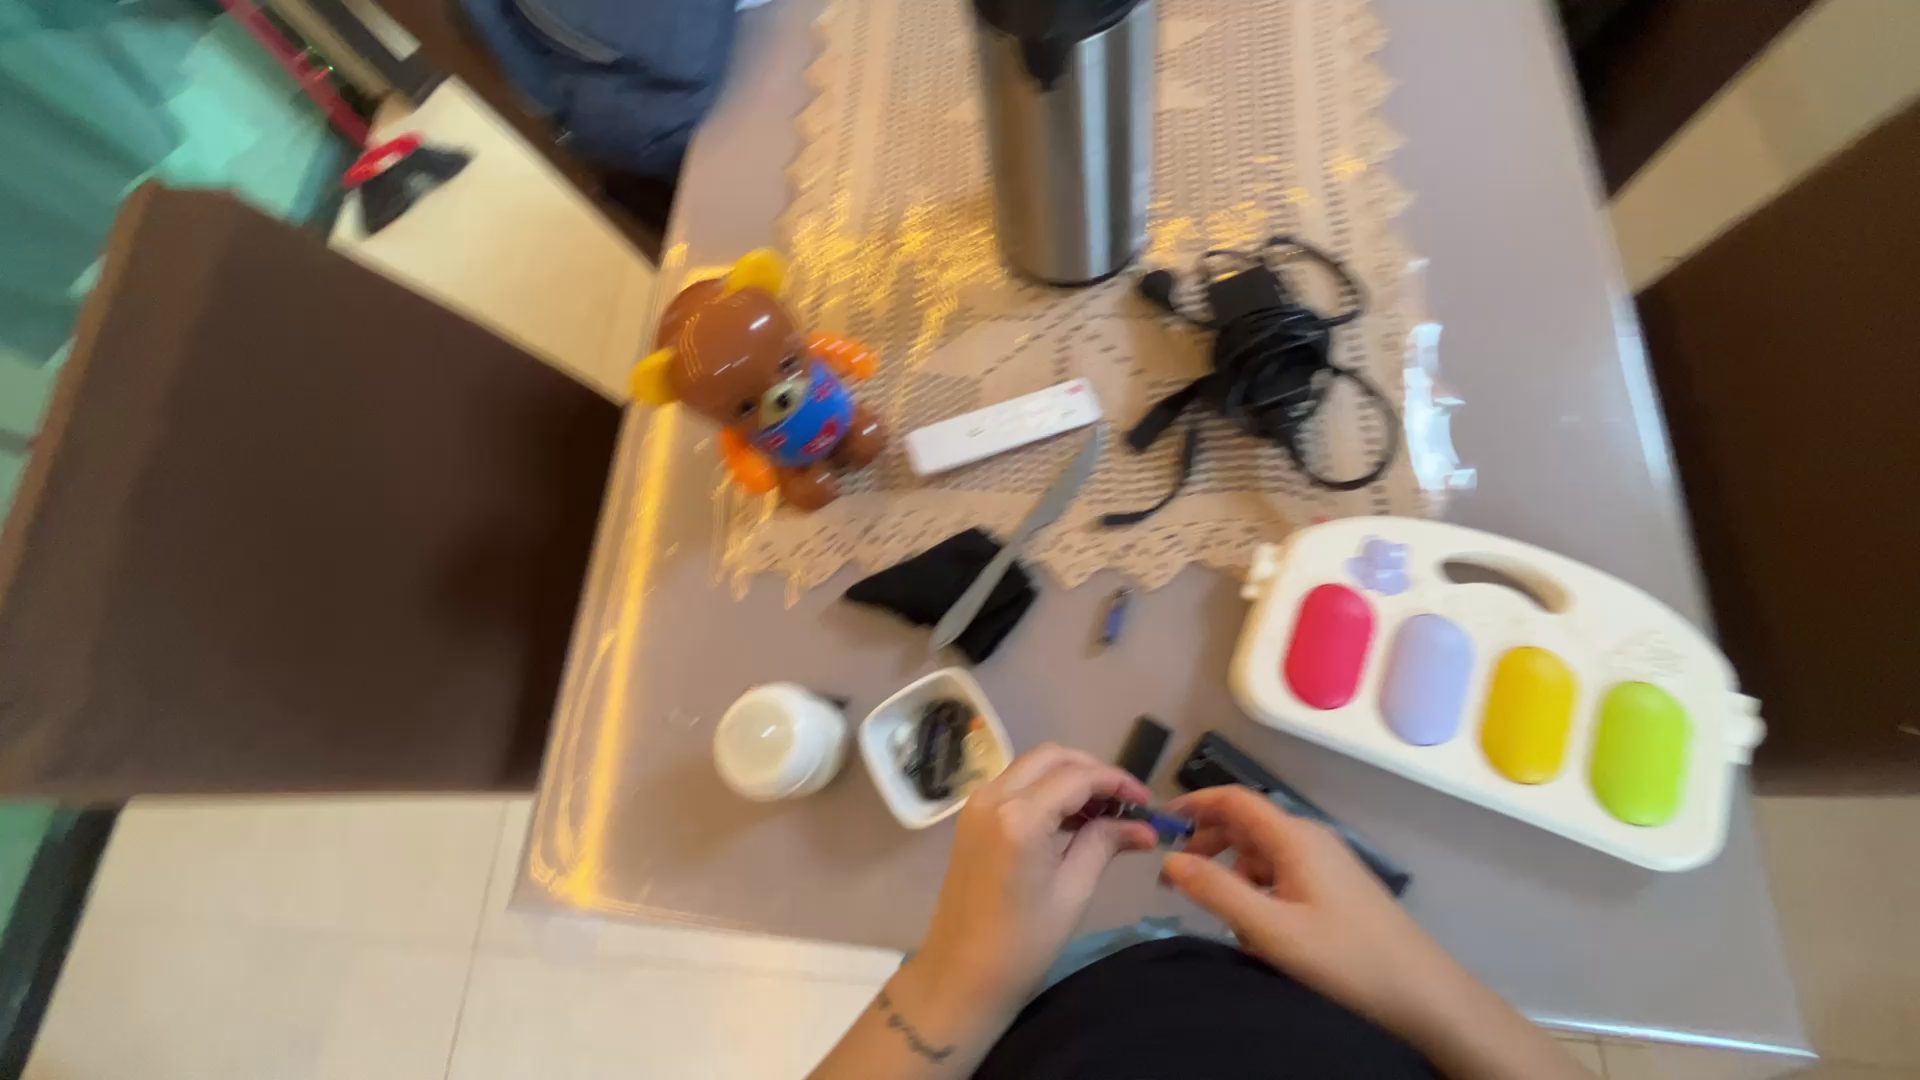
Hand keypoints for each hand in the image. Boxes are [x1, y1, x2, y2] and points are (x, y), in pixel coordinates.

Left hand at [913, 744, 1158, 1010]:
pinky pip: (1015, 783)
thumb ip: (1105, 844)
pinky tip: (1070, 819)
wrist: (959, 975)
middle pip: (1052, 756)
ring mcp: (977, 803)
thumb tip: (1144, 828)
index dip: (1117, 782)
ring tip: (1102, 813)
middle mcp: (994, 795)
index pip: (1078, 776)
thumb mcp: (1073, 891)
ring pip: (1032, 765)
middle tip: (1123, 803)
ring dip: (1068, 777)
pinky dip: (1045, 788)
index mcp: (1020, 815)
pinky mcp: (972, 816)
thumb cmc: (1022, 944)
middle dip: (1092, 770)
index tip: (1146, 803)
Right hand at [1161, 786, 1467, 1037]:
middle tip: (1178, 873)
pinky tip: (1256, 923)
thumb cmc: (1346, 959)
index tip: (1161, 821)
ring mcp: (1326, 862)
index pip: (1233, 799)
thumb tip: (1170, 859)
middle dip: (1208, 840)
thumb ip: (1216, 891)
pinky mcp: (1336, 886)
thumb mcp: (1271, 930)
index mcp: (1293, 837)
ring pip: (1263, 850)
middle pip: (1246, 823)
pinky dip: (1257, 884)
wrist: (1430, 999)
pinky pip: (1282, 870)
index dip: (1195, 803)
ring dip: (1232, 867)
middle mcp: (1309, 838)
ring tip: (1217, 907)